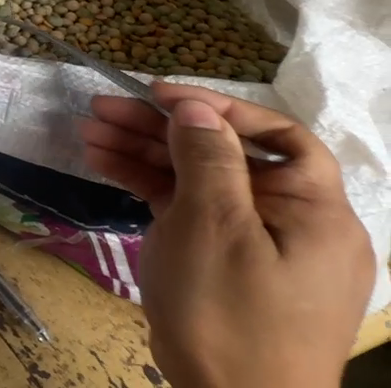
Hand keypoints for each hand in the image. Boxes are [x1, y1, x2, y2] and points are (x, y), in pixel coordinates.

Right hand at [79, 82, 371, 387]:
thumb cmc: (229, 308)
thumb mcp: (213, 225)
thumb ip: (209, 160)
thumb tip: (195, 108)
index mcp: (316, 213)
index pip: (281, 139)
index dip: (220, 108)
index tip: (157, 95)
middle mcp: (295, 222)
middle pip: (227, 155)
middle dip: (162, 128)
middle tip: (100, 109)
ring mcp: (259, 243)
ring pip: (200, 178)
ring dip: (144, 152)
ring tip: (87, 133)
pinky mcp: (225, 259)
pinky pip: (189, 206)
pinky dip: (148, 182)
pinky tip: (103, 164)